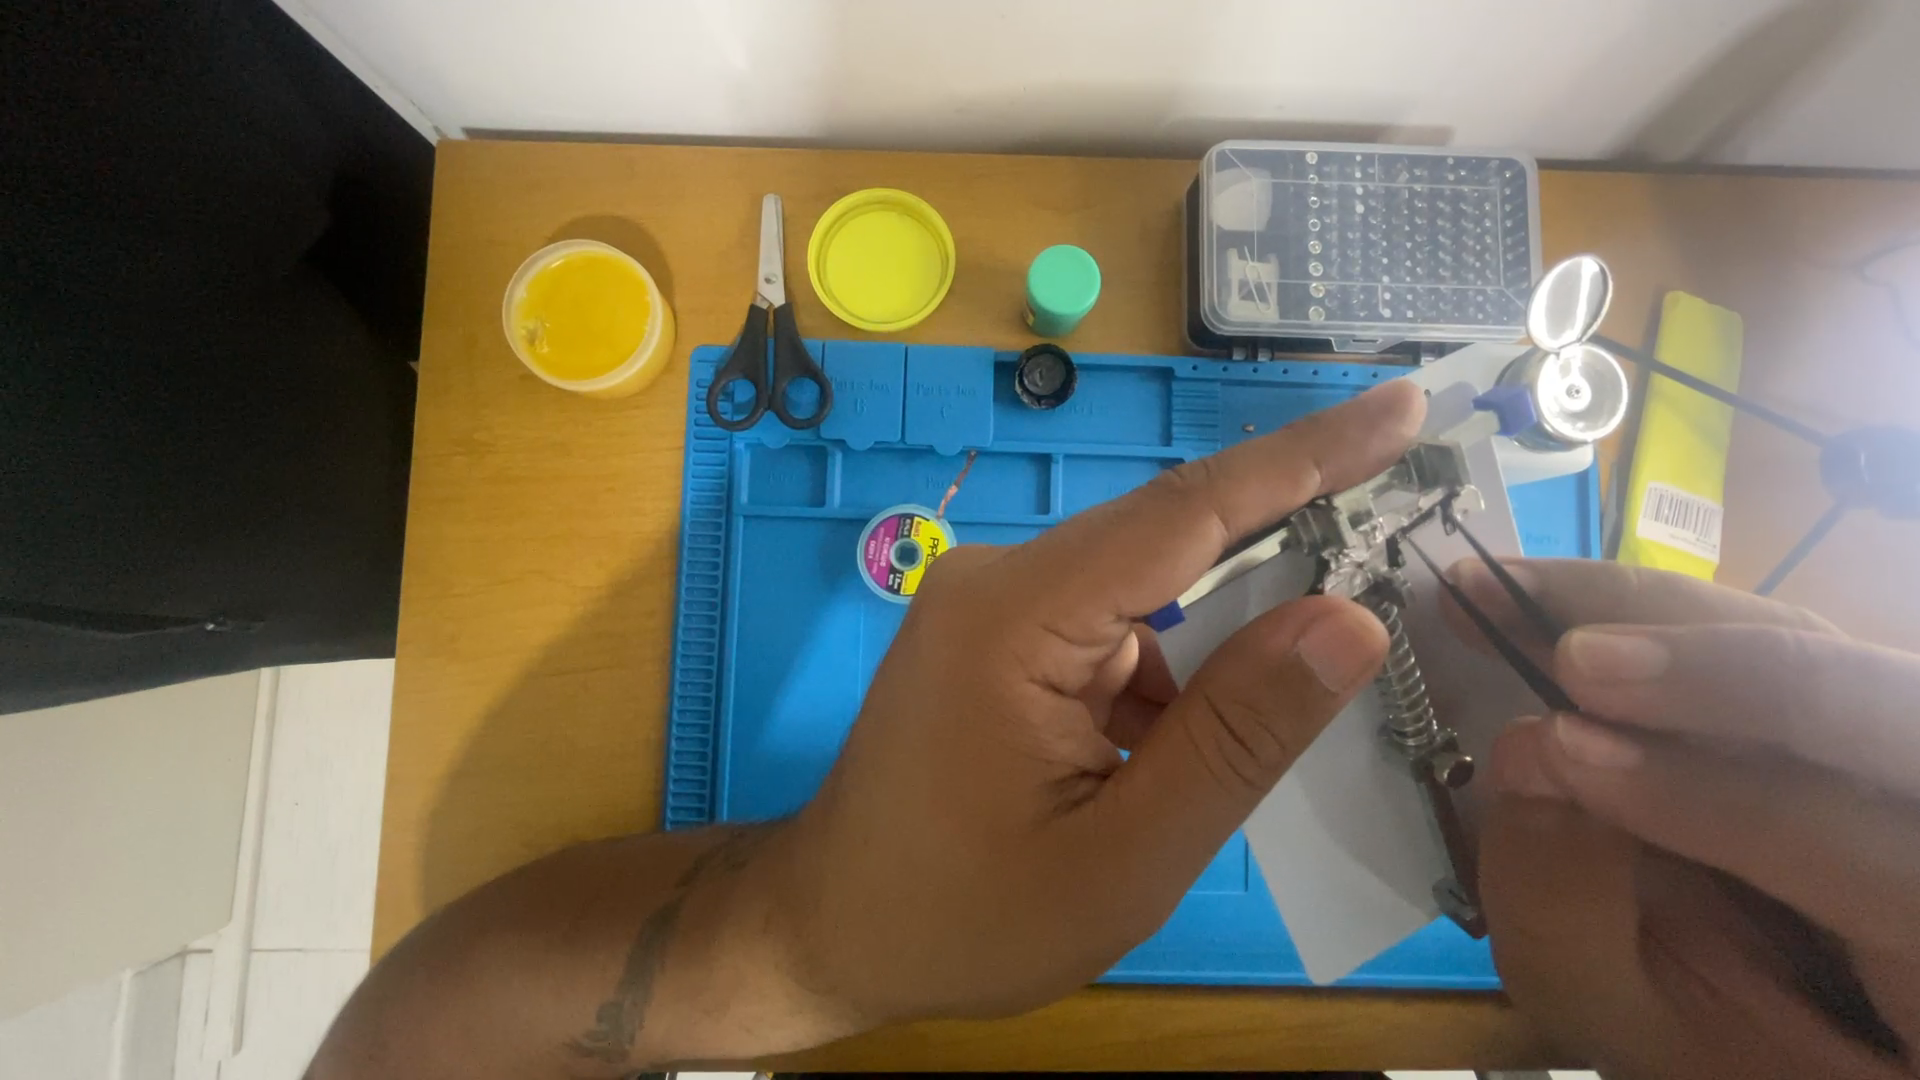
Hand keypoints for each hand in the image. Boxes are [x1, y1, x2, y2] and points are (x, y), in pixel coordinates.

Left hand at [736, 381, 1424, 1031]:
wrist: (835, 928)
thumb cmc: (965, 913)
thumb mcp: (1125, 851)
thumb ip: (1238, 734)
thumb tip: (1346, 620)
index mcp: (1017, 615)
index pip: (1184, 512)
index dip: (1304, 459)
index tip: (1397, 410)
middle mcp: (997, 581)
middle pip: (1162, 545)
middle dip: (1272, 561)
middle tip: (1374, 582)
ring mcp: (987, 605)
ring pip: (1138, 599)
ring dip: (1204, 660)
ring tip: (1223, 744)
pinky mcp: (990, 637)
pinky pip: (1102, 633)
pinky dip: (1155, 682)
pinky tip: (1156, 757)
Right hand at [1452, 558, 1919, 1077]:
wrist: (1774, 1003)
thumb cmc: (1711, 1036)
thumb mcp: (1635, 1022)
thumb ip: (1570, 918)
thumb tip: (1523, 755)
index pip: (1885, 867)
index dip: (1722, 802)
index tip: (1559, 751)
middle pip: (1895, 712)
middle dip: (1733, 674)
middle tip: (1567, 655)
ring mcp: (1894, 752)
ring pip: (1825, 640)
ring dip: (1657, 609)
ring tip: (1508, 589)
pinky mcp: (1836, 702)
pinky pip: (1756, 628)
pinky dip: (1640, 605)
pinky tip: (1545, 597)